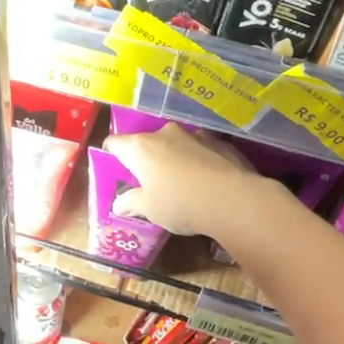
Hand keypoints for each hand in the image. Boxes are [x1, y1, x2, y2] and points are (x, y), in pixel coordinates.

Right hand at [102, 124, 267, 236]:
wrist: (231, 200)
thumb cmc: (179, 203)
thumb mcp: (149, 209)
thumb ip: (130, 202)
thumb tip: (118, 203)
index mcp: (141, 147)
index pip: (115, 143)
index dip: (112, 155)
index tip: (115, 169)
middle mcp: (166, 134)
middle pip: (147, 143)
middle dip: (146, 160)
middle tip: (149, 183)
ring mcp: (195, 135)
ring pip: (176, 144)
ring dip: (174, 159)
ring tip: (181, 183)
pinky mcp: (219, 142)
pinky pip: (200, 150)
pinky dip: (198, 161)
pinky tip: (205, 182)